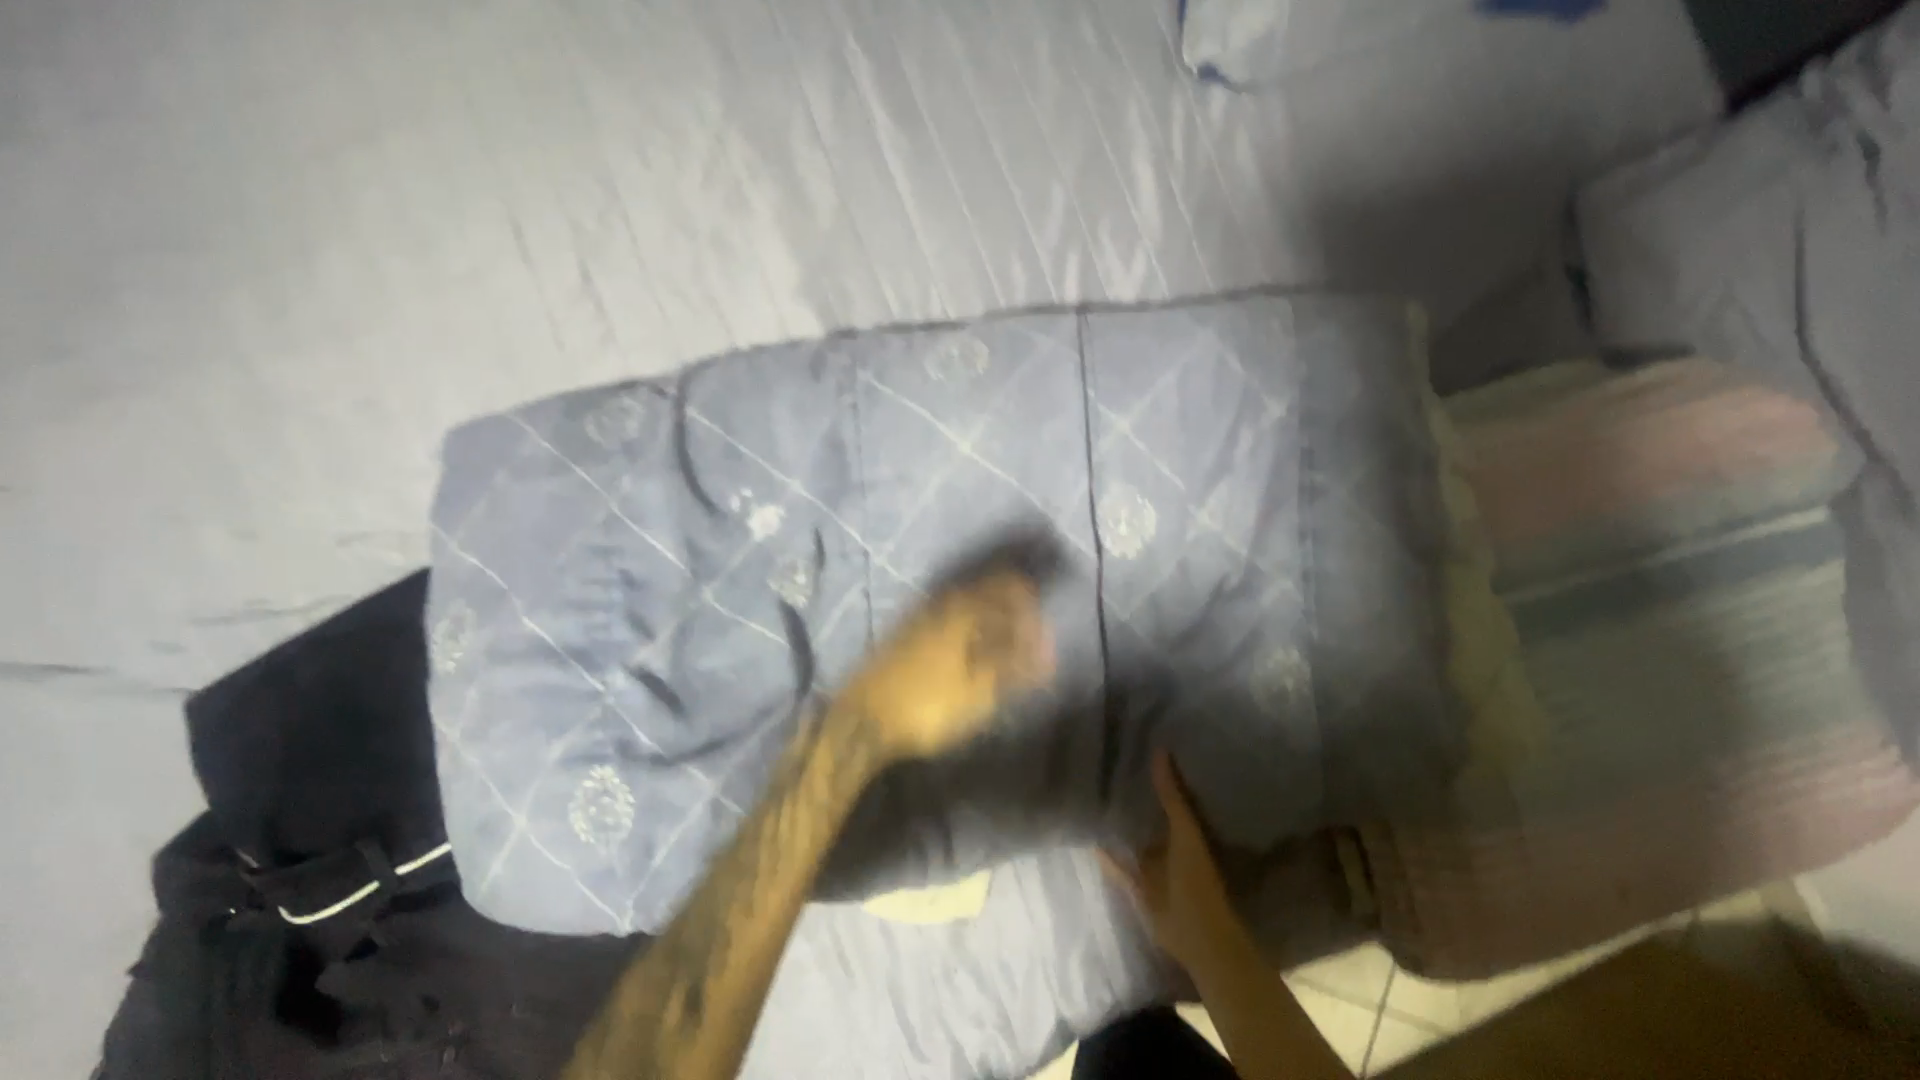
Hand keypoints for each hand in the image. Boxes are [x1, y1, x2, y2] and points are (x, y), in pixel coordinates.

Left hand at [842, 570, 1053, 761]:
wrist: (861, 719)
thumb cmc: (927, 705)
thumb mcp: (980, 691)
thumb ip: (1016, 665)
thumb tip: (1050, 648)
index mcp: (962, 610)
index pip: (1004, 586)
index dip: (1027, 596)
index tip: (1043, 612)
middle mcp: (939, 604)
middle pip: (981, 592)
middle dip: (1007, 604)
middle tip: (1026, 624)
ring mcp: (915, 618)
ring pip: (960, 605)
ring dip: (985, 615)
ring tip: (1001, 636)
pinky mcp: (899, 636)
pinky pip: (943, 617)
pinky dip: (963, 627)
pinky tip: (965, 646)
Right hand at [1101, 750, 1253, 976]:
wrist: (1197, 934)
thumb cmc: (1197, 879)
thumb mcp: (1186, 832)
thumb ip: (1172, 796)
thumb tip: (1160, 750)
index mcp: (1184, 830)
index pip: (1169, 796)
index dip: (1156, 775)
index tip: (1136, 747)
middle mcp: (1167, 845)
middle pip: (1148, 817)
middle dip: (1132, 798)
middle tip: (1106, 767)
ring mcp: (1151, 867)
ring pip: (1131, 840)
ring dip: (1118, 826)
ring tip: (1092, 797)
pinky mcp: (1136, 886)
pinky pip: (1117, 866)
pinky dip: (1105, 855)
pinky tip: (1088, 839)